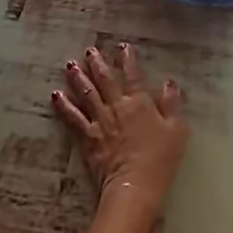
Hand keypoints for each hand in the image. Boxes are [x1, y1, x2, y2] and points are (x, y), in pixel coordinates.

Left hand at [52, 43, 188, 215]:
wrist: (134, 186)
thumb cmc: (160, 159)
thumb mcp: (177, 130)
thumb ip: (172, 104)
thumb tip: (169, 83)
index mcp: (140, 102)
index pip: (132, 75)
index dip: (127, 59)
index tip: (121, 46)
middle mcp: (117, 106)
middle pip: (105, 80)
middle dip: (97, 63)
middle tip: (89, 50)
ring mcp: (100, 121)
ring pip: (86, 94)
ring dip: (77, 78)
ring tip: (70, 65)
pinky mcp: (87, 138)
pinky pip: (73, 118)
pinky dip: (63, 106)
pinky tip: (55, 95)